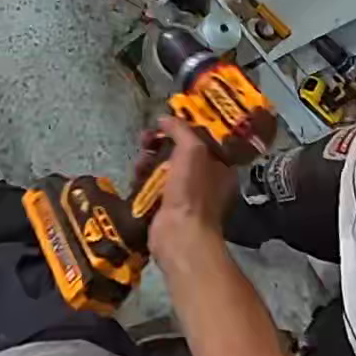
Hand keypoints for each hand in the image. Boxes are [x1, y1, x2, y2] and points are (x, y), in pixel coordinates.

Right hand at [148, 115, 235, 258]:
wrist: (179, 236)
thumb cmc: (192, 190)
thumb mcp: (192, 149)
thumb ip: (180, 129)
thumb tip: (164, 119)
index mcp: (220, 168)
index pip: (201, 140)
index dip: (182, 129)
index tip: (164, 124)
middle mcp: (206, 182)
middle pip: (179, 153)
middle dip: (160, 144)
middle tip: (145, 139)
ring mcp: (185, 197)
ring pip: (163, 169)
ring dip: (149, 160)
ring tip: (140, 160)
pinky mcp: (166, 210)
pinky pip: (153, 187)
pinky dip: (143, 179)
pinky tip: (135, 176)